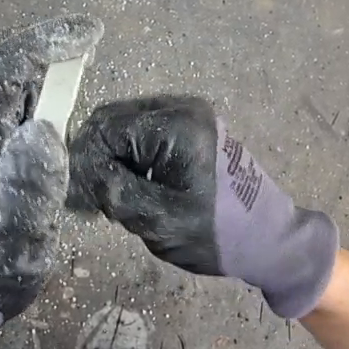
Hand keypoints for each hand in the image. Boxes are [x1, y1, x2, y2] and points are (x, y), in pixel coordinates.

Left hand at [0, 15, 102, 348]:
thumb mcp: (18, 249)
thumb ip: (31, 193)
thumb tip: (44, 128)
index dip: (42, 43)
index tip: (86, 36)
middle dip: (38, 44)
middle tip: (83, 49)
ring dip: (33, 60)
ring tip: (75, 66)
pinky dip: (27, 80)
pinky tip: (53, 97)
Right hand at [69, 96, 338, 317]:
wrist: (272, 239)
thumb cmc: (219, 234)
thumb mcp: (160, 221)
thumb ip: (116, 190)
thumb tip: (81, 168)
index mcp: (176, 126)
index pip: (106, 128)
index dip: (83, 160)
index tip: (75, 196)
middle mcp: (181, 108)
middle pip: (113, 120)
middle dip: (95, 156)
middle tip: (86, 198)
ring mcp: (188, 115)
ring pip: (125, 125)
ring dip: (111, 157)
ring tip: (107, 197)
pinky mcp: (191, 127)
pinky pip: (144, 132)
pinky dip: (129, 155)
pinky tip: (129, 186)